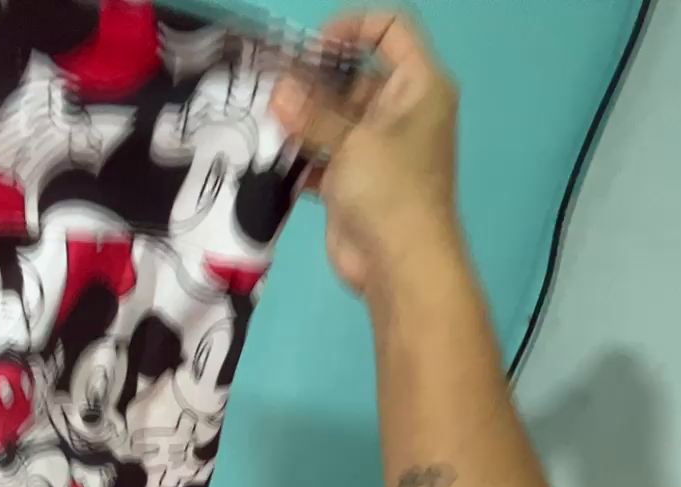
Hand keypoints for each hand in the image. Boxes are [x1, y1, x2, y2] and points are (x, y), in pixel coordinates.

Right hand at [270, 11, 460, 299]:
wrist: (397, 263)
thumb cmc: (390, 190)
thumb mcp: (354, 142)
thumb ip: (314, 114)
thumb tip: (278, 91)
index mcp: (417, 87)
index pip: (390, 32)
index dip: (352, 28)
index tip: (311, 49)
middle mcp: (397, 113)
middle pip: (352, 79)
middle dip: (313, 82)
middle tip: (271, 91)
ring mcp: (372, 151)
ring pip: (331, 122)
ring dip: (300, 123)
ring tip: (264, 124)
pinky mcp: (350, 184)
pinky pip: (320, 159)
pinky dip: (298, 158)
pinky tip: (271, 159)